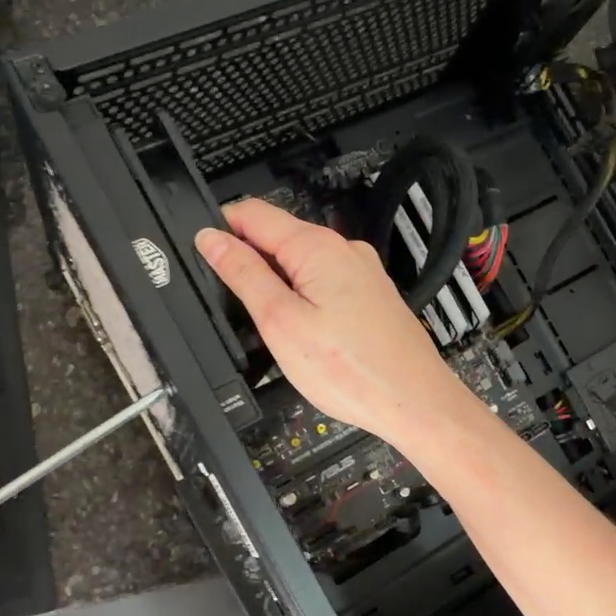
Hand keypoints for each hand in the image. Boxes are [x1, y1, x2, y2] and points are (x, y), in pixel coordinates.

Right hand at [196, 199, 483, 450]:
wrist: (414, 402)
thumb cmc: (353, 370)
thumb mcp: (280, 322)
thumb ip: (243, 275)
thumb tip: (212, 240)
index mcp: (318, 248)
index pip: (253, 214)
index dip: (221, 228)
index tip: (202, 254)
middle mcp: (345, 251)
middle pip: (279, 238)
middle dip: (249, 261)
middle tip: (233, 305)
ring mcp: (362, 274)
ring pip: (302, 264)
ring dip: (277, 285)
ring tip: (268, 327)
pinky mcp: (371, 297)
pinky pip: (325, 285)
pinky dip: (304, 300)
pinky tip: (302, 333)